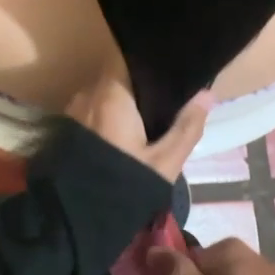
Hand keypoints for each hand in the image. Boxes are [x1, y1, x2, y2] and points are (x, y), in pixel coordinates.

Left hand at [64, 71, 213, 181]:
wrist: (72, 219)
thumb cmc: (122, 186)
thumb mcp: (163, 163)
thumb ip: (186, 127)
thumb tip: (208, 94)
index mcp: (111, 93)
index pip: (126, 56)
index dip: (147, 57)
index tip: (169, 64)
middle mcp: (88, 93)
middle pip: (117, 75)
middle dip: (140, 83)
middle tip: (167, 95)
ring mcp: (74, 110)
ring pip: (104, 94)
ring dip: (124, 101)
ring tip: (150, 114)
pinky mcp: (67, 128)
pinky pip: (93, 110)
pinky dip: (110, 115)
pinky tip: (126, 132)